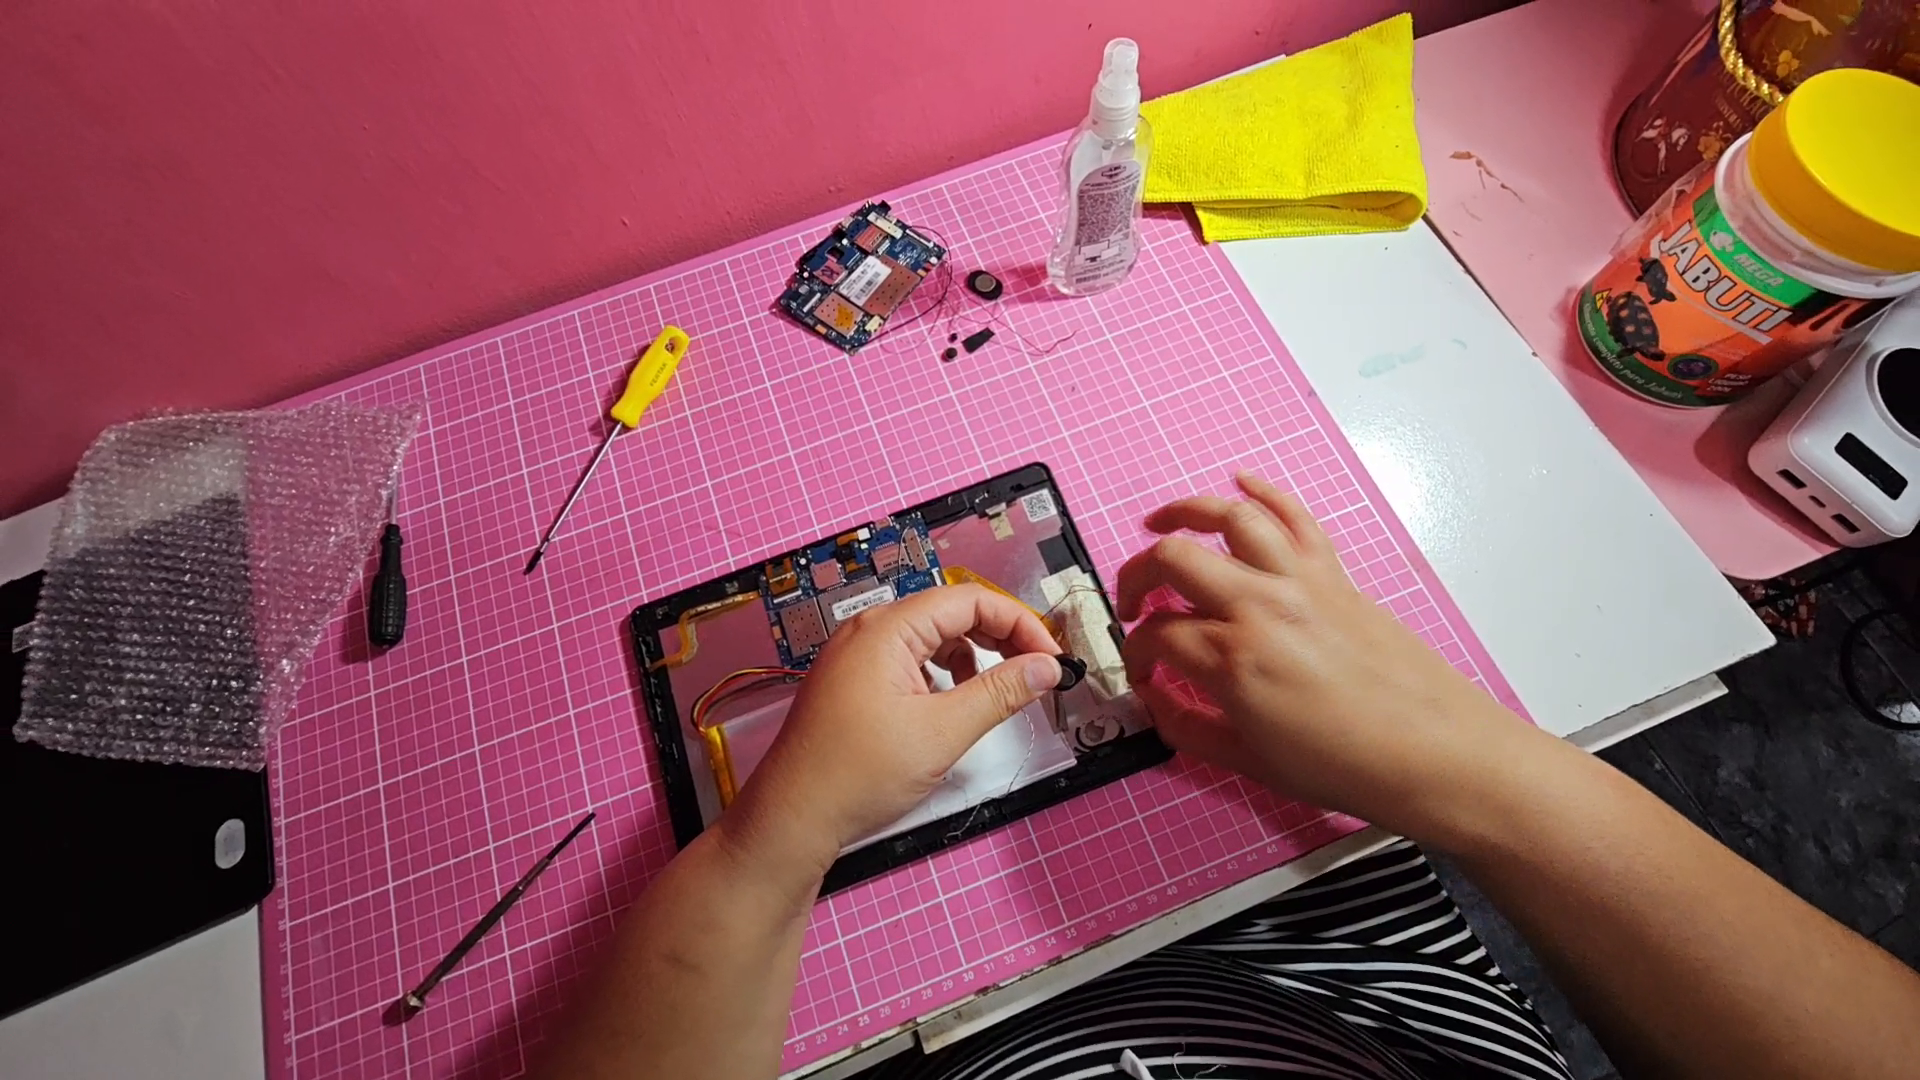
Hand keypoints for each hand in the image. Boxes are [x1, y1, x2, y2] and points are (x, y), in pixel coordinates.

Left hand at [718, 584, 1062, 879]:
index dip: (1018, 623)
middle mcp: (870, 631)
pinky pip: (912, 658)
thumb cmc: (853, 776)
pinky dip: (943, 673)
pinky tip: (953, 701)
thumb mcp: (942, 733)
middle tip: (1035, 669)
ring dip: (972, 655)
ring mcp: (859, 655)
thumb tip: (1043, 668)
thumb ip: (1000, 694)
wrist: (792, 818)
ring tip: (996, 689)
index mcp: (887, 629)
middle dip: (999, 637)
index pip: (969, 600)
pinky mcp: (856, 679)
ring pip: (932, 636)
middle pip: (951, 613)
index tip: (1048, 656)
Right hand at [1116, 472, 1540, 843]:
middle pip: (1172, 561)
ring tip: (1158, 523)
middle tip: (1133, 605)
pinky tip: (1242, 482)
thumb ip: (1187, 726)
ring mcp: (1299, 583)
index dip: (1135, 656)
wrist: (1441, 757)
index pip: (1155, 637)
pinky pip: (1296, 517)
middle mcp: (1260, 605)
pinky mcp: (1333, 576)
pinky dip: (1266, 491)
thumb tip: (1158, 700)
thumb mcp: (1249, 762)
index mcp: (1233, 658)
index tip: (1142, 673)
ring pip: (1230, 518)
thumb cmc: (1350, 767)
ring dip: (1184, 512)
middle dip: (1135, 580)